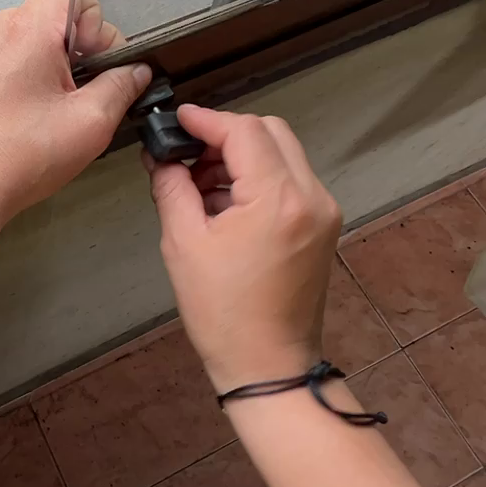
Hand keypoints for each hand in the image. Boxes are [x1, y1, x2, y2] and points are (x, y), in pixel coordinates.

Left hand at [0, 0, 150, 222]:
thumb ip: (122, 87)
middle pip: (45, 13)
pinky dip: (8, 72)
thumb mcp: (90, 124)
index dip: (91, 19)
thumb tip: (136, 71)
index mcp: (27, 30)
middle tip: (72, 91)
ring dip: (38, 60)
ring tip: (40, 105)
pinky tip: (13, 109)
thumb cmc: (18, 158)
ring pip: (19, 34)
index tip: (91, 59)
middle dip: (68, 46)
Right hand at [146, 106, 342, 391]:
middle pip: (270, 131)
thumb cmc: (221, 310)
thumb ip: (171, 187)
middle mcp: (312, 195)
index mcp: (278, 198)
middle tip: (187, 156)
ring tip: (199, 185)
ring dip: (241, 156)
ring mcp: (323, 211)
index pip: (244, 131)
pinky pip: (290, 180)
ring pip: (282, 153)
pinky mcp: (323, 226)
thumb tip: (161, 157)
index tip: (175, 121)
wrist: (269, 366)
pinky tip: (224, 203)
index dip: (205, 120)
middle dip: (225, 135)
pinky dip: (257, 178)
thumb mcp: (183, 242)